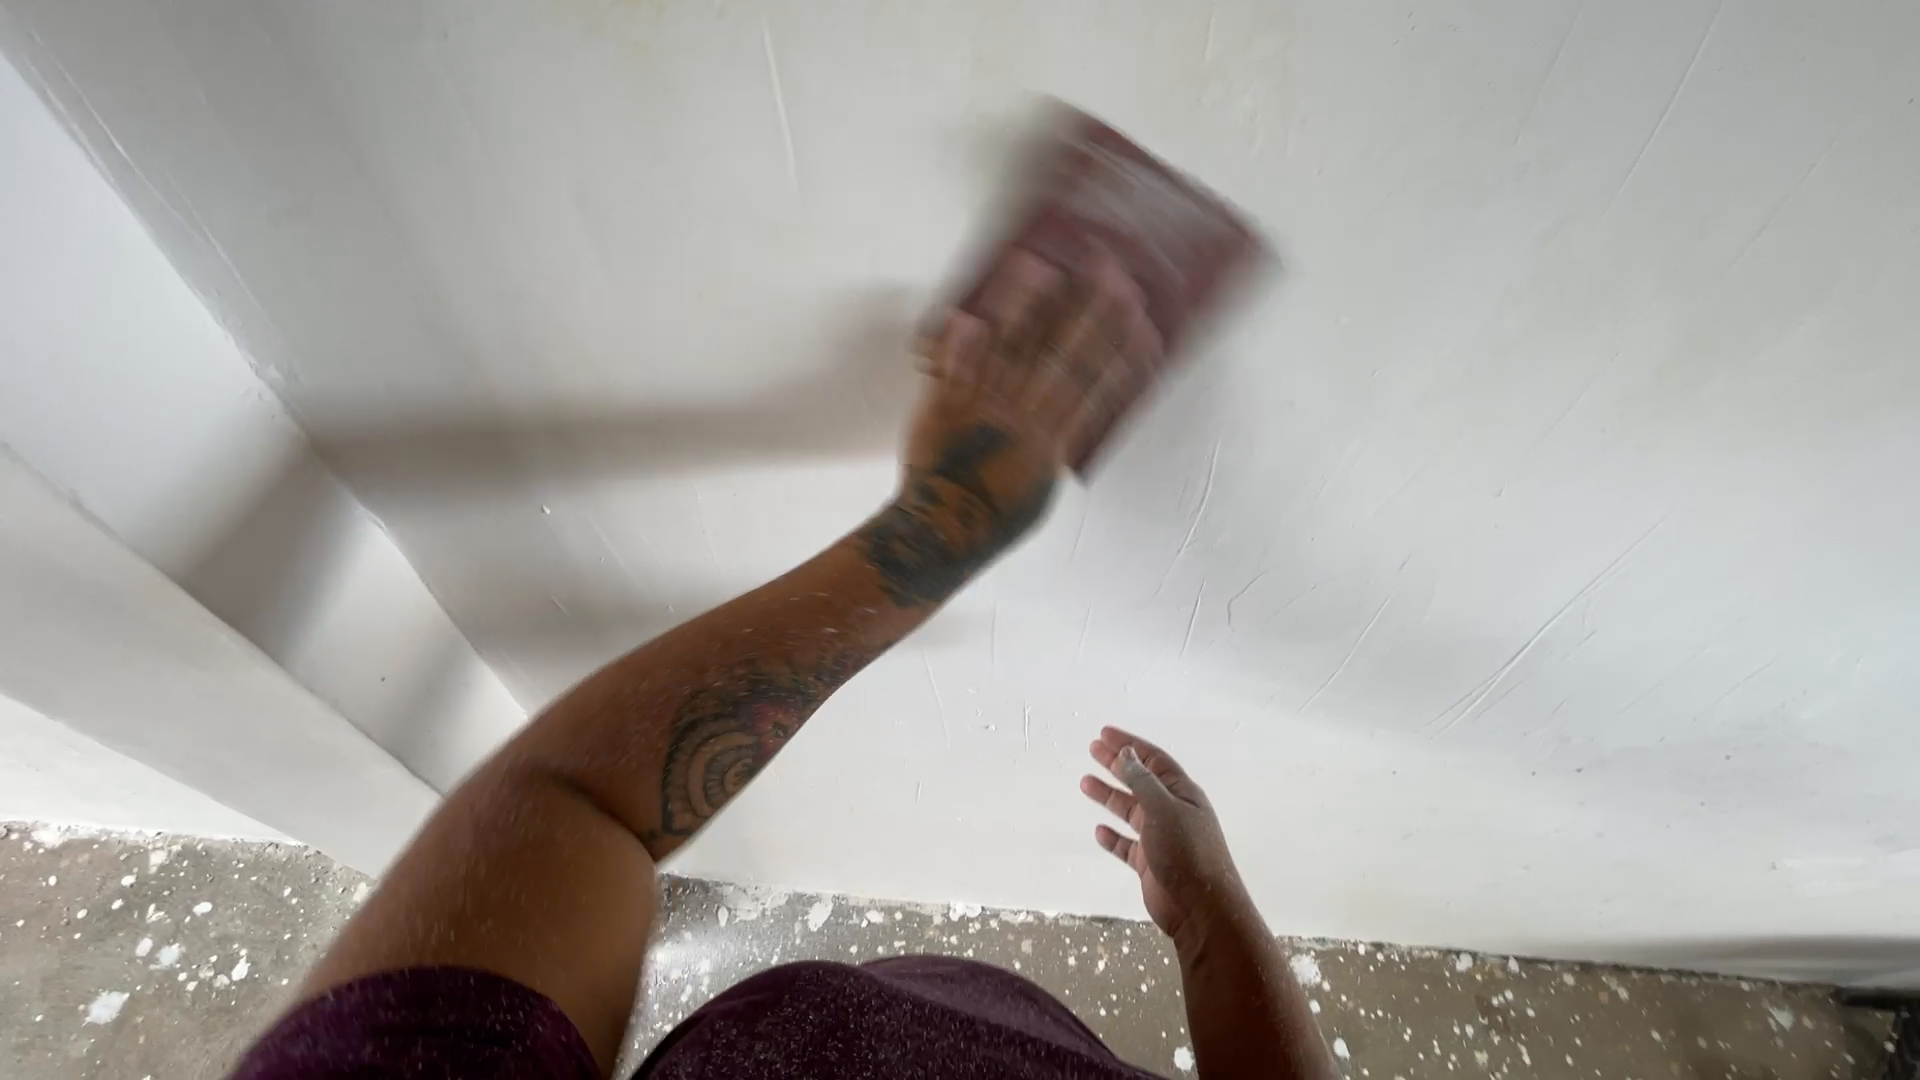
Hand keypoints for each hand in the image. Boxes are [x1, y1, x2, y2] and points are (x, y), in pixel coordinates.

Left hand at [861, 249, 1160, 607]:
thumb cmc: (994, 518)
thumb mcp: (1039, 488)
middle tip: (1106, 274)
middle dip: (1085, 312)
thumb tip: (1067, 423)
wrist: (945, 533)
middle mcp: (1020, 419)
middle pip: (1058, 356)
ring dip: (1022, 308)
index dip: (1116, 349)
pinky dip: (956, 343)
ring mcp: (980, 411)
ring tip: (1039, 266)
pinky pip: (950, 371)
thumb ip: (1053, 449)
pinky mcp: (942, 409)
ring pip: (1005, 352)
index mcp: (1050, 442)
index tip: (1138, 320)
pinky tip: (966, 310)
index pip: (1091, 385)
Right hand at [1081, 726, 1244, 941]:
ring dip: (1109, 796)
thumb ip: (1142, 781)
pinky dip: (1113, 836)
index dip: (1129, 744)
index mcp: (1182, 794)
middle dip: (1116, 764)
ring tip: (1085, 782)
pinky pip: (1127, 845)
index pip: (1153, 760)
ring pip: (1130, 811)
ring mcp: (1161, 839)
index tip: (1105, 733)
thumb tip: (1126, 754)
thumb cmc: (1187, 852)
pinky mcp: (1150, 864)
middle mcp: (1172, 812)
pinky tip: (1099, 830)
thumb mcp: (1163, 809)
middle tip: (1092, 749)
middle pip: (1140, 781)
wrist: (1202, 910)